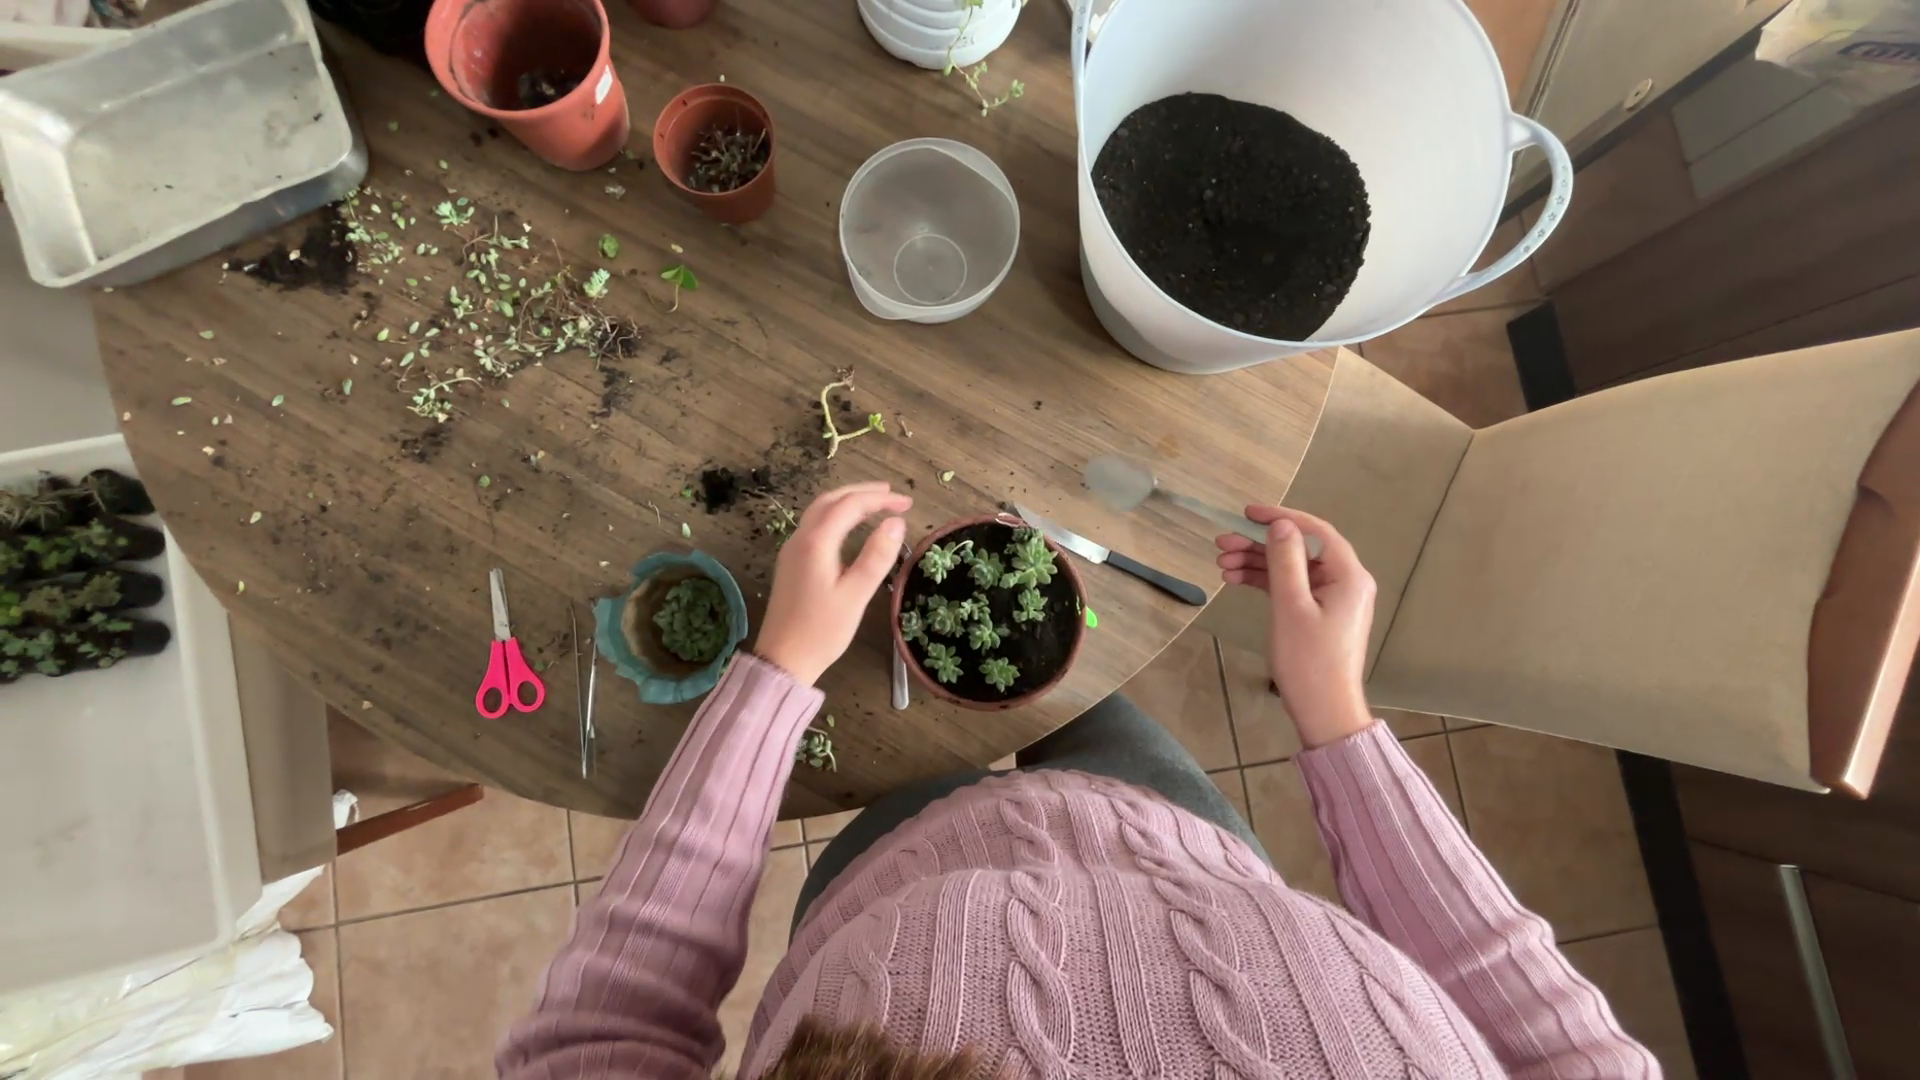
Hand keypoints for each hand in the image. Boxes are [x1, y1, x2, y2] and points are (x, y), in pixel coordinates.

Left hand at [754, 482, 910, 685]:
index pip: (850, 506)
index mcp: (816, 543)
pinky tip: (850, 526)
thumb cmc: (822, 630)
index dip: (881, 500)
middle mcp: (800, 539)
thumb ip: (876, 556)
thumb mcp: (856, 595)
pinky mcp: (792, 563)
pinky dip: (837, 516)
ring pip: (820, 511)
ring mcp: (792, 550)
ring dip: (847, 501)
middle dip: (862, 492)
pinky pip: (815, 525)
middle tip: (892, 494)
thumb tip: (897, 523)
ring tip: (875, 503)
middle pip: (831, 500)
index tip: (907, 503)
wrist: (783, 659)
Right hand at [1215, 506, 1376, 747]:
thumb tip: (1280, 525)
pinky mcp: (1319, 613)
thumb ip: (1285, 561)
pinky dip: (1265, 582)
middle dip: (1260, 543)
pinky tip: (1235, 579)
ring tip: (1221, 563)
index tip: (1246, 513)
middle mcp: (1346, 581)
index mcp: (1348, 575)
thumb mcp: (1291, 606)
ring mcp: (1332, 598)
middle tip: (1222, 542)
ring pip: (1291, 568)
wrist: (1324, 710)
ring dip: (1257, 562)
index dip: (1280, 517)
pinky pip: (1291, 586)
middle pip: (1299, 549)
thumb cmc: (1308, 660)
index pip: (1314, 531)